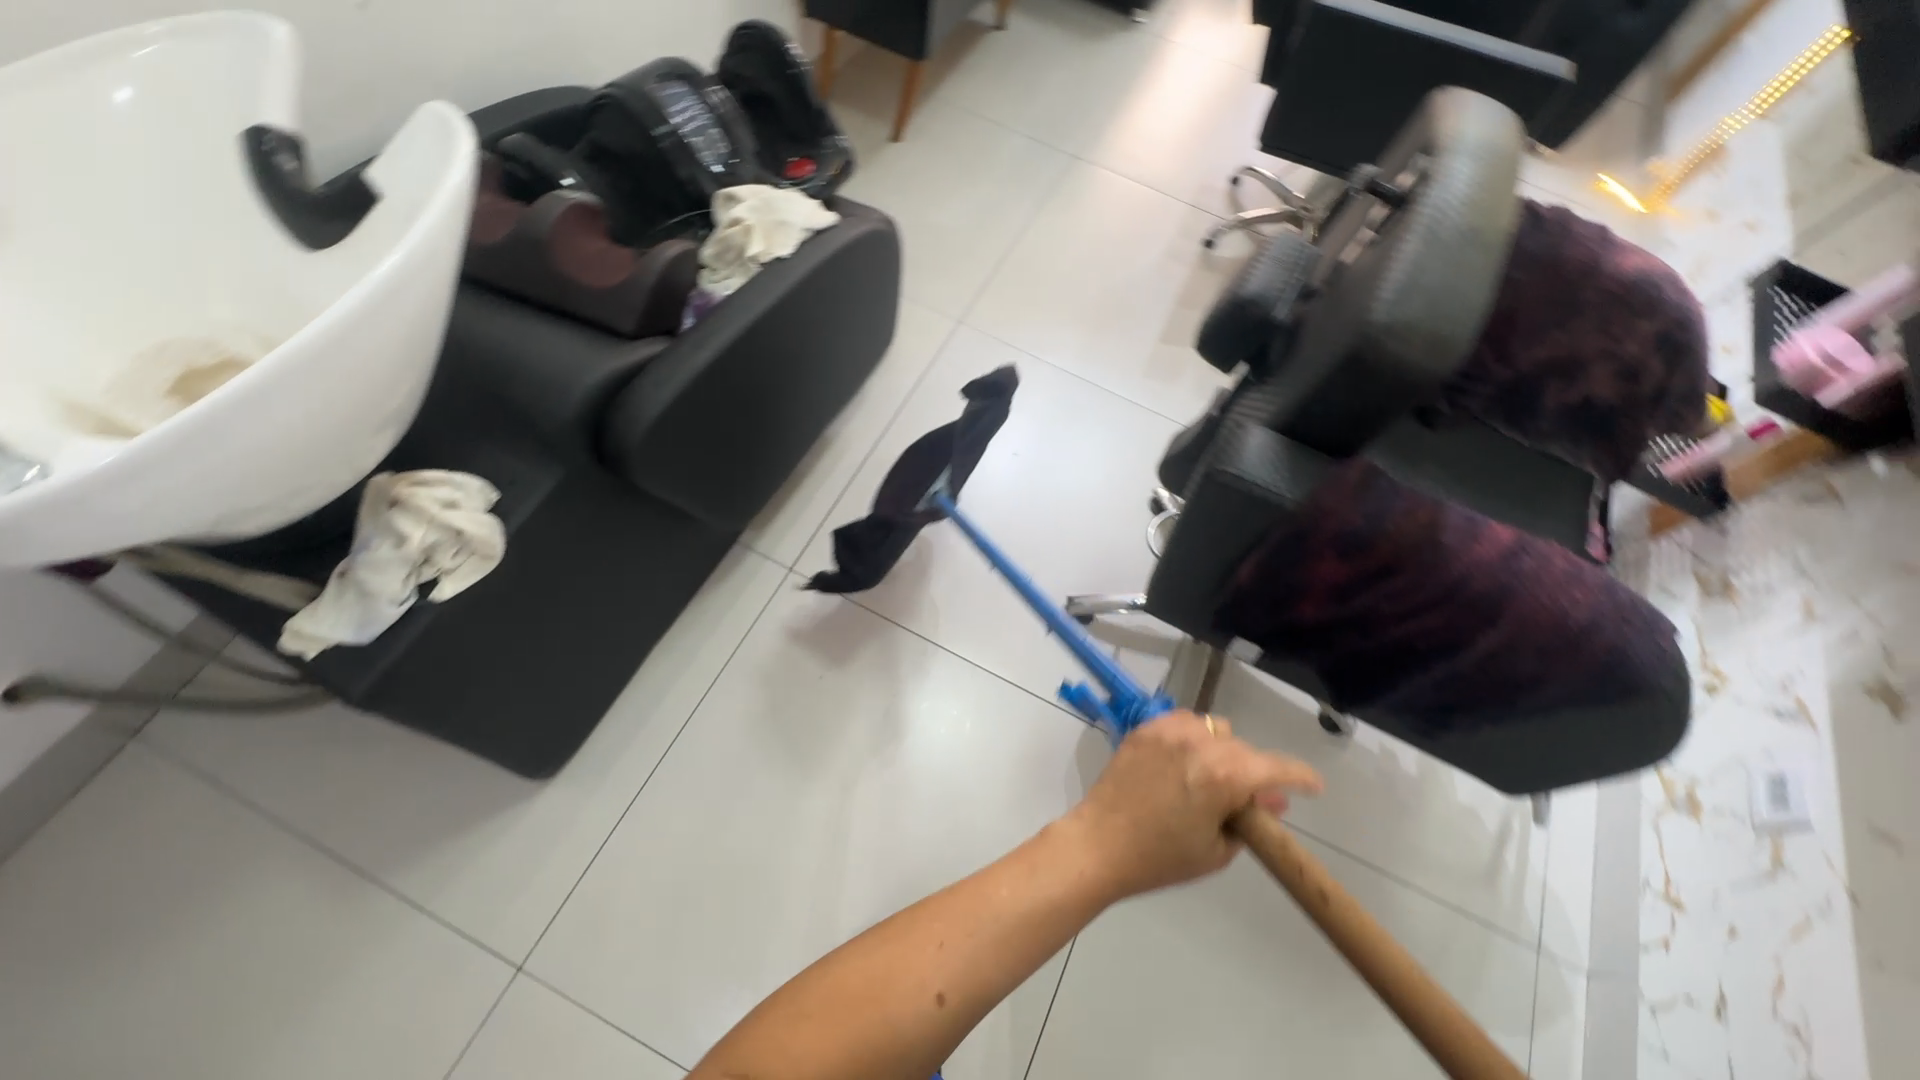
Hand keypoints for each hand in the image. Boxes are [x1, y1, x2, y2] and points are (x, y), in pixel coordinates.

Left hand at [1063, 711, 1322, 901]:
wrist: (1099, 843)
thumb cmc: (1161, 857)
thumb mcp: (1216, 849)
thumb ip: (1249, 819)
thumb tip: (1271, 801)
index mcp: (1226, 774)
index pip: (1278, 767)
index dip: (1301, 777)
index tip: (1313, 787)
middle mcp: (1202, 742)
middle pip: (1245, 750)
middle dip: (1253, 772)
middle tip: (1246, 799)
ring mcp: (1170, 730)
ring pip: (1215, 730)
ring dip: (1222, 750)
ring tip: (1211, 779)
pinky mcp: (1145, 728)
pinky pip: (1184, 723)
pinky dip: (1193, 738)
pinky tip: (1185, 761)